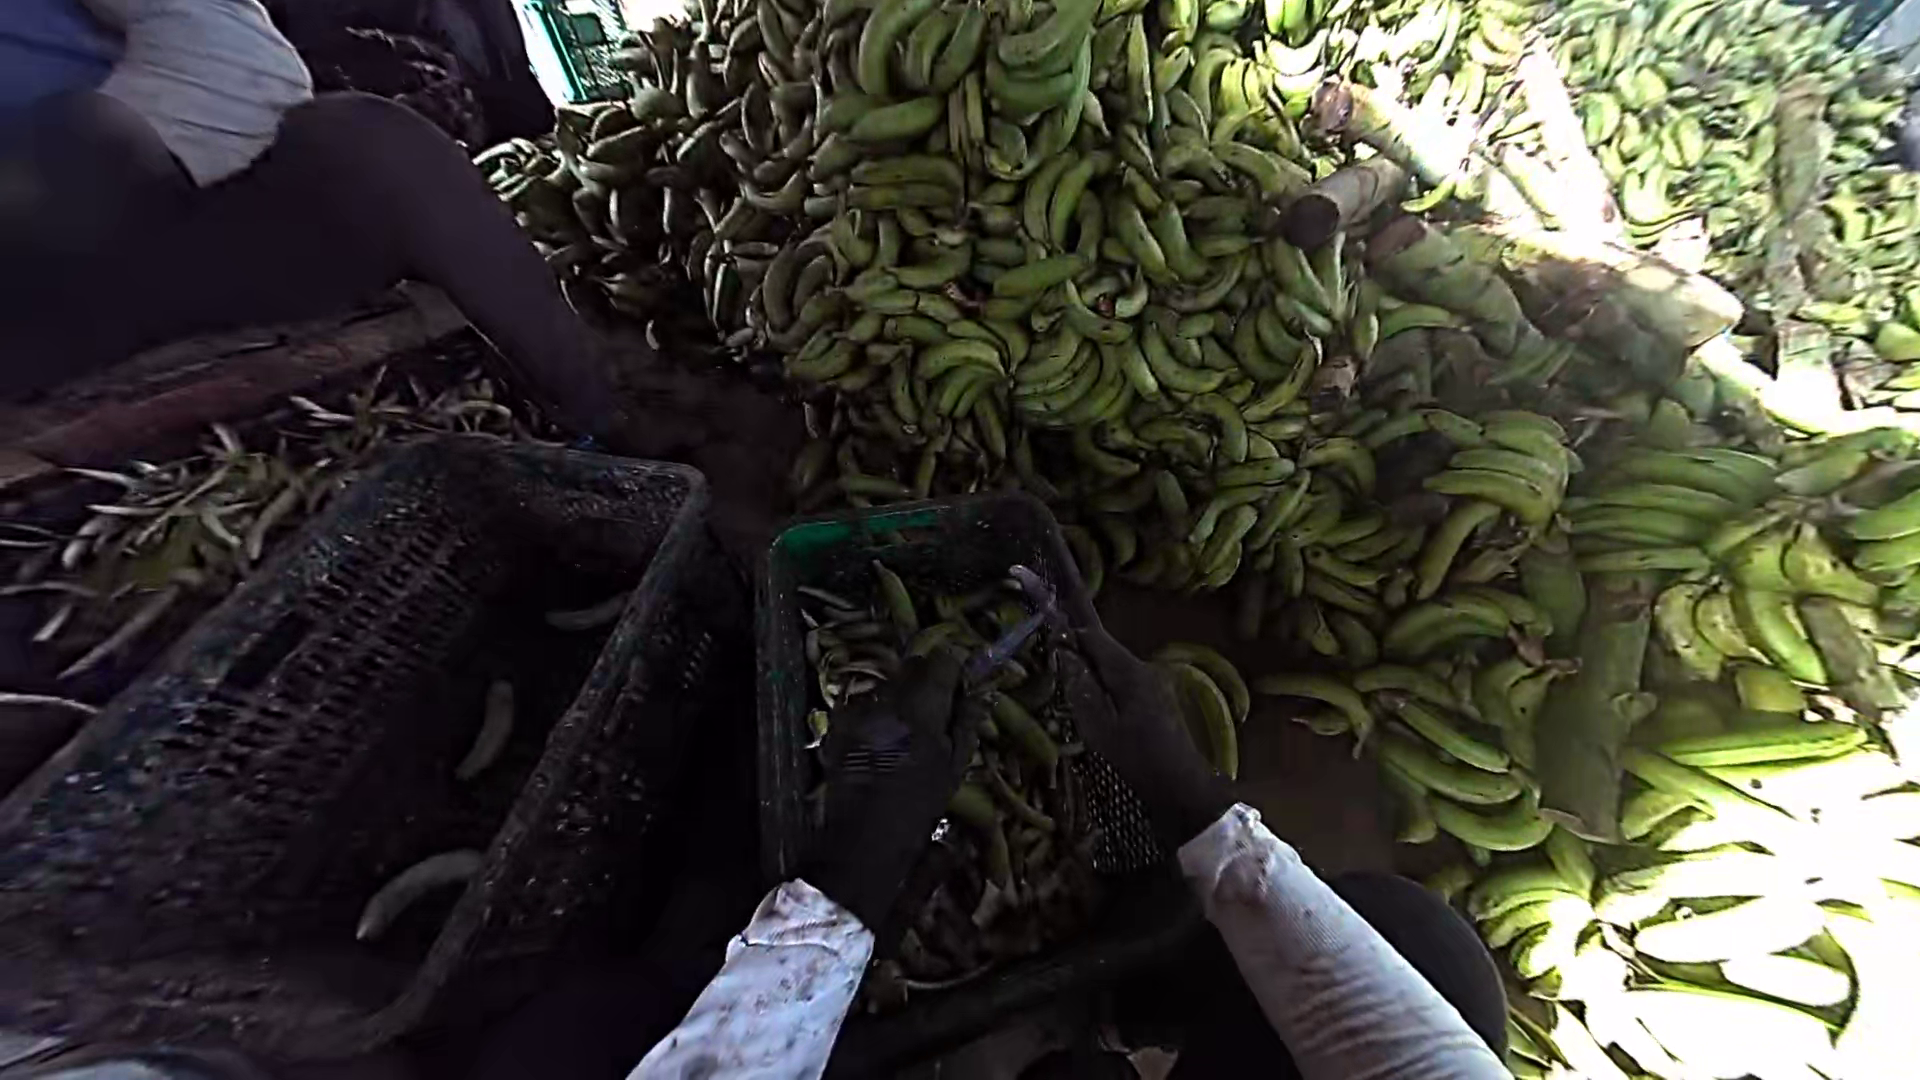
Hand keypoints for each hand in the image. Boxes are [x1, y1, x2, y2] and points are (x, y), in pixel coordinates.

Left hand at [801, 651, 981, 927]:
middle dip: (927, 677)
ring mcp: (859, 710)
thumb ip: (967, 721)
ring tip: (906, 726)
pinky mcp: (839, 721)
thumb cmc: (918, 806)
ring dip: (900, 693)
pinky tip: (881, 737)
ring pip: (888, 682)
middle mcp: (887, 701)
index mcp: (922, 711)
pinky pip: (864, 701)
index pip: (942, 661)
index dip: (954, 666)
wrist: (862, 841)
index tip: (960, 678)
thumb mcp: (954, 767)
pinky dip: (875, 711)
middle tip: (936, 704)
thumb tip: (981, 689)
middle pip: (913, 666)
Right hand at [1057, 624, 1233, 848]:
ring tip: (1058, 667)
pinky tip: (1085, 692)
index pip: (1092, 634)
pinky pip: (1119, 678)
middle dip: (1074, 641)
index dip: (1065, 621)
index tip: (1041, 610)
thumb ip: (1080, 687)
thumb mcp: (1100, 728)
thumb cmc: (1139, 761)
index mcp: (1129, 671)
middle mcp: (1142, 668)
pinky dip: (1099, 678)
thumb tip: (1062, 651)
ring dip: (1086, 662)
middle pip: (1101, 646)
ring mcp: (1150, 682)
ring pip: (1109, 663)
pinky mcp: (1153, 698)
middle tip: (1045, 639)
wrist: (1186, 792)